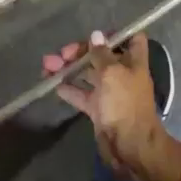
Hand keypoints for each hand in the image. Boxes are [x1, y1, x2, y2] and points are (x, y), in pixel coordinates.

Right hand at [44, 31, 180, 180]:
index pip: (131, 39)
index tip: (95, 33)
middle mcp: (122, 74)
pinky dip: (69, 89)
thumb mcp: (113, 74)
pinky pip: (82, 95)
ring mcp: (110, 92)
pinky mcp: (99, 109)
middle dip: (81, 52)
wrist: (130, 146)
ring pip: (88, 75)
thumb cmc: (125, 104)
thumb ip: (102, 54)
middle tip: (61, 54)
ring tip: (47, 66)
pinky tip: (54, 85)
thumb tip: (95, 34)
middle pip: (101, 56)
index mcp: (133, 62)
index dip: (115, 34)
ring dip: (70, 69)